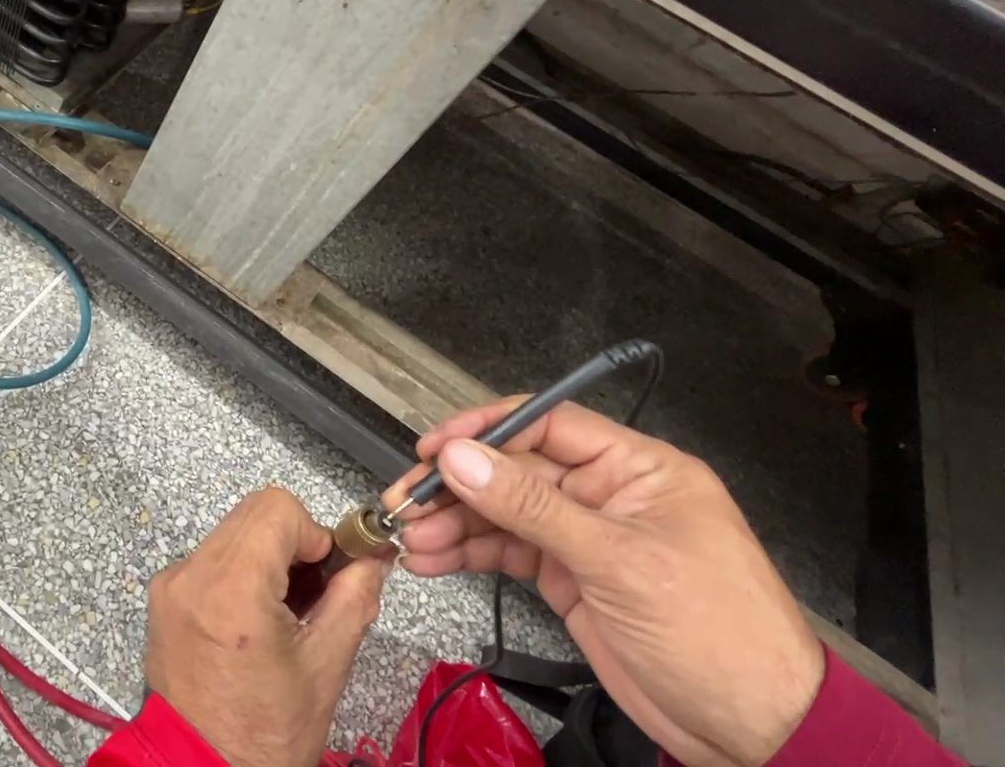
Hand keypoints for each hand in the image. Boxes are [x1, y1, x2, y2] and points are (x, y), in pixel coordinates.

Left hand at [145, 488, 388, 766]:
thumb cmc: (266, 734)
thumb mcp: (324, 668)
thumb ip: (353, 599)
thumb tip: (374, 556)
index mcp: (231, 587)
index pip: (277, 508)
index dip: (315, 532)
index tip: (328, 572)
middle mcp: (191, 572)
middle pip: (253, 513)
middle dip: (293, 542)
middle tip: (312, 592)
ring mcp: (171, 581)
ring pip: (232, 532)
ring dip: (267, 556)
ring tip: (285, 612)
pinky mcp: (162, 593)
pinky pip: (210, 557)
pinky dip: (239, 572)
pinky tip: (254, 619)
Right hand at [383, 399, 824, 766]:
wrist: (756, 739)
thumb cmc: (717, 637)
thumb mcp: (617, 562)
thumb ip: (530, 507)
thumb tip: (459, 457)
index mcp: (635, 470)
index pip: (546, 426)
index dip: (484, 431)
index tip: (433, 448)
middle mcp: (602, 494)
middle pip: (510, 471)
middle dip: (455, 487)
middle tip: (405, 501)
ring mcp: (580, 535)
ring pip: (499, 512)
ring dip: (451, 524)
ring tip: (411, 539)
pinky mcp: (564, 575)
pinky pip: (502, 550)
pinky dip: (464, 554)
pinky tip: (431, 560)